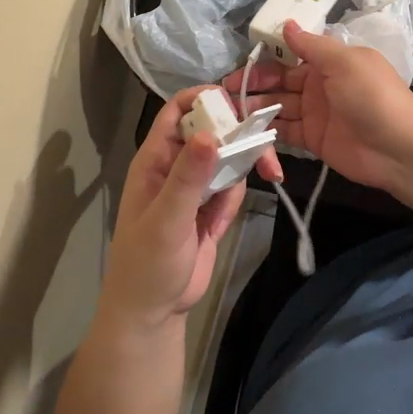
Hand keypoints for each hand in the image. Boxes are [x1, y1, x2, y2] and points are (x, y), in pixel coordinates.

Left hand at [98, 86, 282, 327]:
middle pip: (213, 132)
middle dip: (239, 140)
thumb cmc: (147, 264)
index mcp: (156, 160)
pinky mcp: (209, 207)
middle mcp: (176, 166)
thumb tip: (211, 134)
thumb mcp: (167, 220)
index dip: (204, 100)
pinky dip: (232, 202)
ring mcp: (194, 187)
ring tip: (260, 185)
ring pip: (228, 159)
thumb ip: (189, 177)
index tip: (235, 107)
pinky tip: (219, 228)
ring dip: (242, 172)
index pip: (178, 112)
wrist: (153, 313)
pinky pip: (231, 188)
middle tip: (265, 155)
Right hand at [223, 22, 412, 192]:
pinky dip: (267, 132)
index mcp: (331, 60)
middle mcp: (321, 84)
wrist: (398, 148)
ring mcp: (316, 113)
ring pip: (279, 106)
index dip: (266, 58)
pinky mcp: (313, 140)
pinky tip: (246, 132)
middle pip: (280, 81)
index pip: (292, 54)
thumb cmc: (372, 96)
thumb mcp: (344, 62)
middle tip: (225, 93)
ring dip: (256, 108)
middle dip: (254, 85)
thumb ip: (312, 46)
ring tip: (228, 113)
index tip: (241, 64)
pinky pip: (285, 132)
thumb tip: (288, 23)